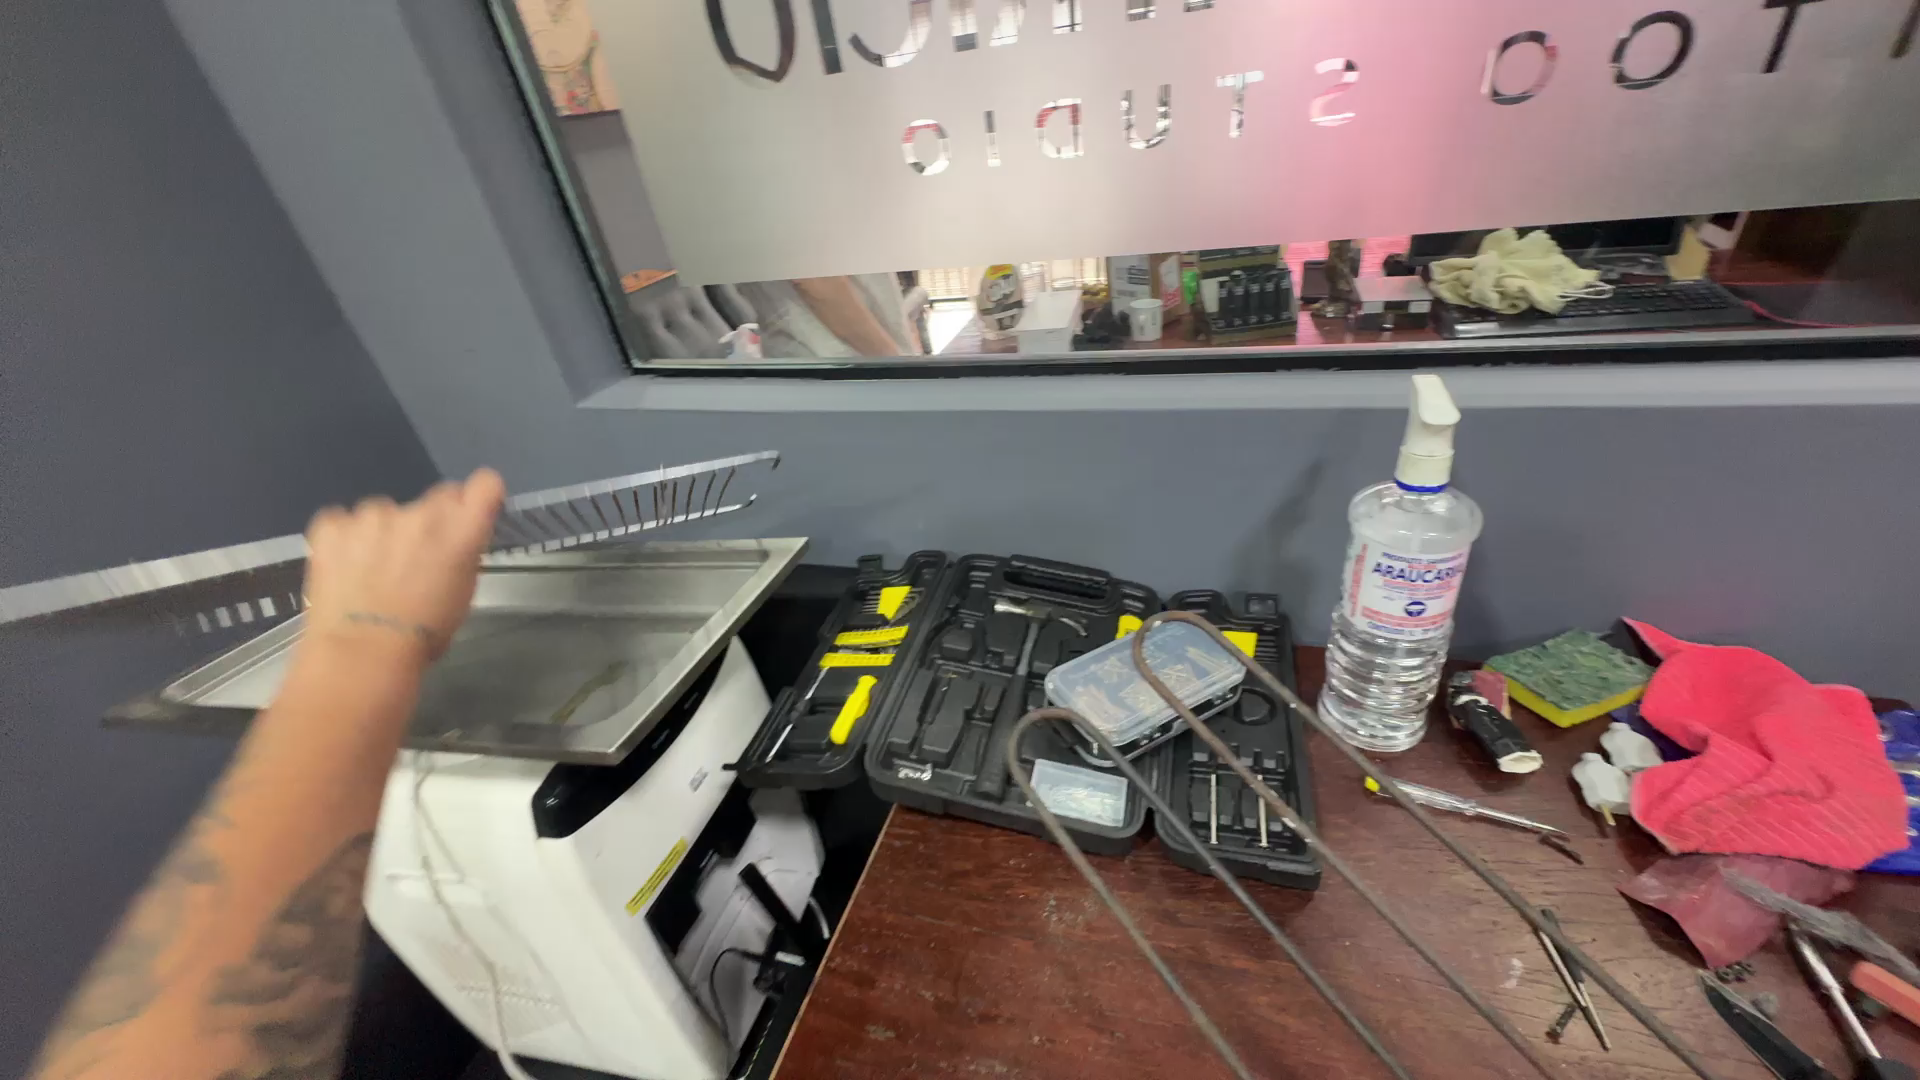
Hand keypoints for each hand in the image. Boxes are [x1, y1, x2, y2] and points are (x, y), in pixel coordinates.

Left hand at [299, 469, 506, 666]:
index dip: (480, 496)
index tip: (473, 513)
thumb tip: (453, 541)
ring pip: (388, 512)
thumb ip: (463, 551)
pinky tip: (348, 566)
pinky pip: (345, 522)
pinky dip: (348, 538)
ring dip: (387, 531)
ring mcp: (374, 515)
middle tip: (420, 556)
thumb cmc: (428, 628)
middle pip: (438, 497)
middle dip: (434, 520)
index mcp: (462, 529)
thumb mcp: (466, 587)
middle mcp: (423, 512)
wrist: (363, 650)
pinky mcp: (332, 525)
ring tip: (376, 568)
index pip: (485, 484)